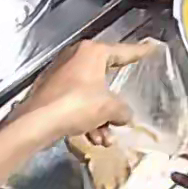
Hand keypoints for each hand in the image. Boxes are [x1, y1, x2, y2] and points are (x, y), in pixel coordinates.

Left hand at [8, 39, 156, 144]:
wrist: (36, 122)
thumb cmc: (76, 105)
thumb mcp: (109, 108)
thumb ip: (123, 110)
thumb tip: (125, 115)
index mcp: (91, 52)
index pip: (122, 51)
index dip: (139, 52)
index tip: (151, 49)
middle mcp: (75, 58)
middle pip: (105, 79)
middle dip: (113, 106)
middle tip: (121, 118)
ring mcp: (61, 74)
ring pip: (90, 96)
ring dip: (100, 119)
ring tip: (105, 139)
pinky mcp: (51, 92)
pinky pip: (76, 103)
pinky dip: (85, 119)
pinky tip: (91, 138)